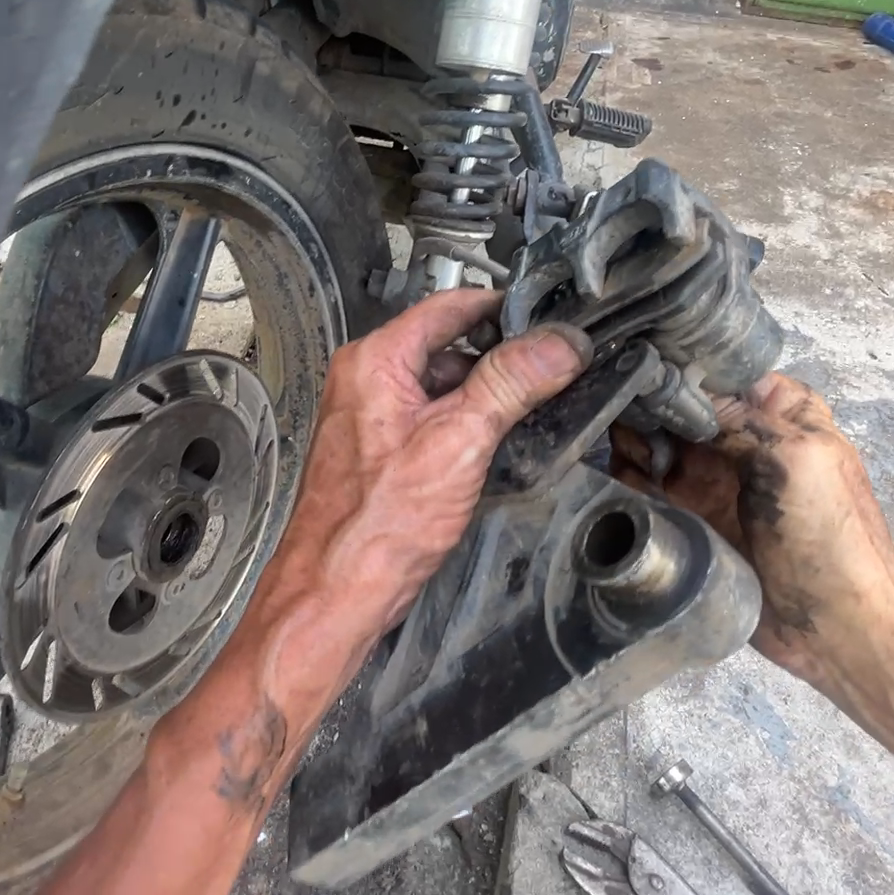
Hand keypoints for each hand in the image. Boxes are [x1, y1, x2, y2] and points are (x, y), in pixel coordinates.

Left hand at [279, 289, 590, 640]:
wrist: (337, 588)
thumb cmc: (375, 524)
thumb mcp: (459, 441)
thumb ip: (510, 384)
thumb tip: (556, 343)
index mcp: (374, 361)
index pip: (448, 306)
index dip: (502, 308)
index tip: (547, 317)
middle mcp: (366, 379)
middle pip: (446, 344)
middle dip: (498, 356)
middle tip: (550, 368)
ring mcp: (371, 414)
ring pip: (441, 382)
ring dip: (483, 392)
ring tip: (529, 408)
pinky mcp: (381, 447)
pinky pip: (430, 415)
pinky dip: (464, 420)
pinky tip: (494, 442)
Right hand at [613, 373, 893, 697]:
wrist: (834, 629)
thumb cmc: (828, 536)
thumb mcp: (795, 458)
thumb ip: (736, 418)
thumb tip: (670, 391)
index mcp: (775, 409)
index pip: (714, 369)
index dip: (677, 367)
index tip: (644, 373)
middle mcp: (734, 435)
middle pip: (672, 400)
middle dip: (646, 406)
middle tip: (634, 424)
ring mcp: (705, 474)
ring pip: (649, 436)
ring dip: (632, 441)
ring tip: (638, 461)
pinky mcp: (680, 511)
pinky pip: (640, 480)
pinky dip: (625, 476)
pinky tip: (629, 483)